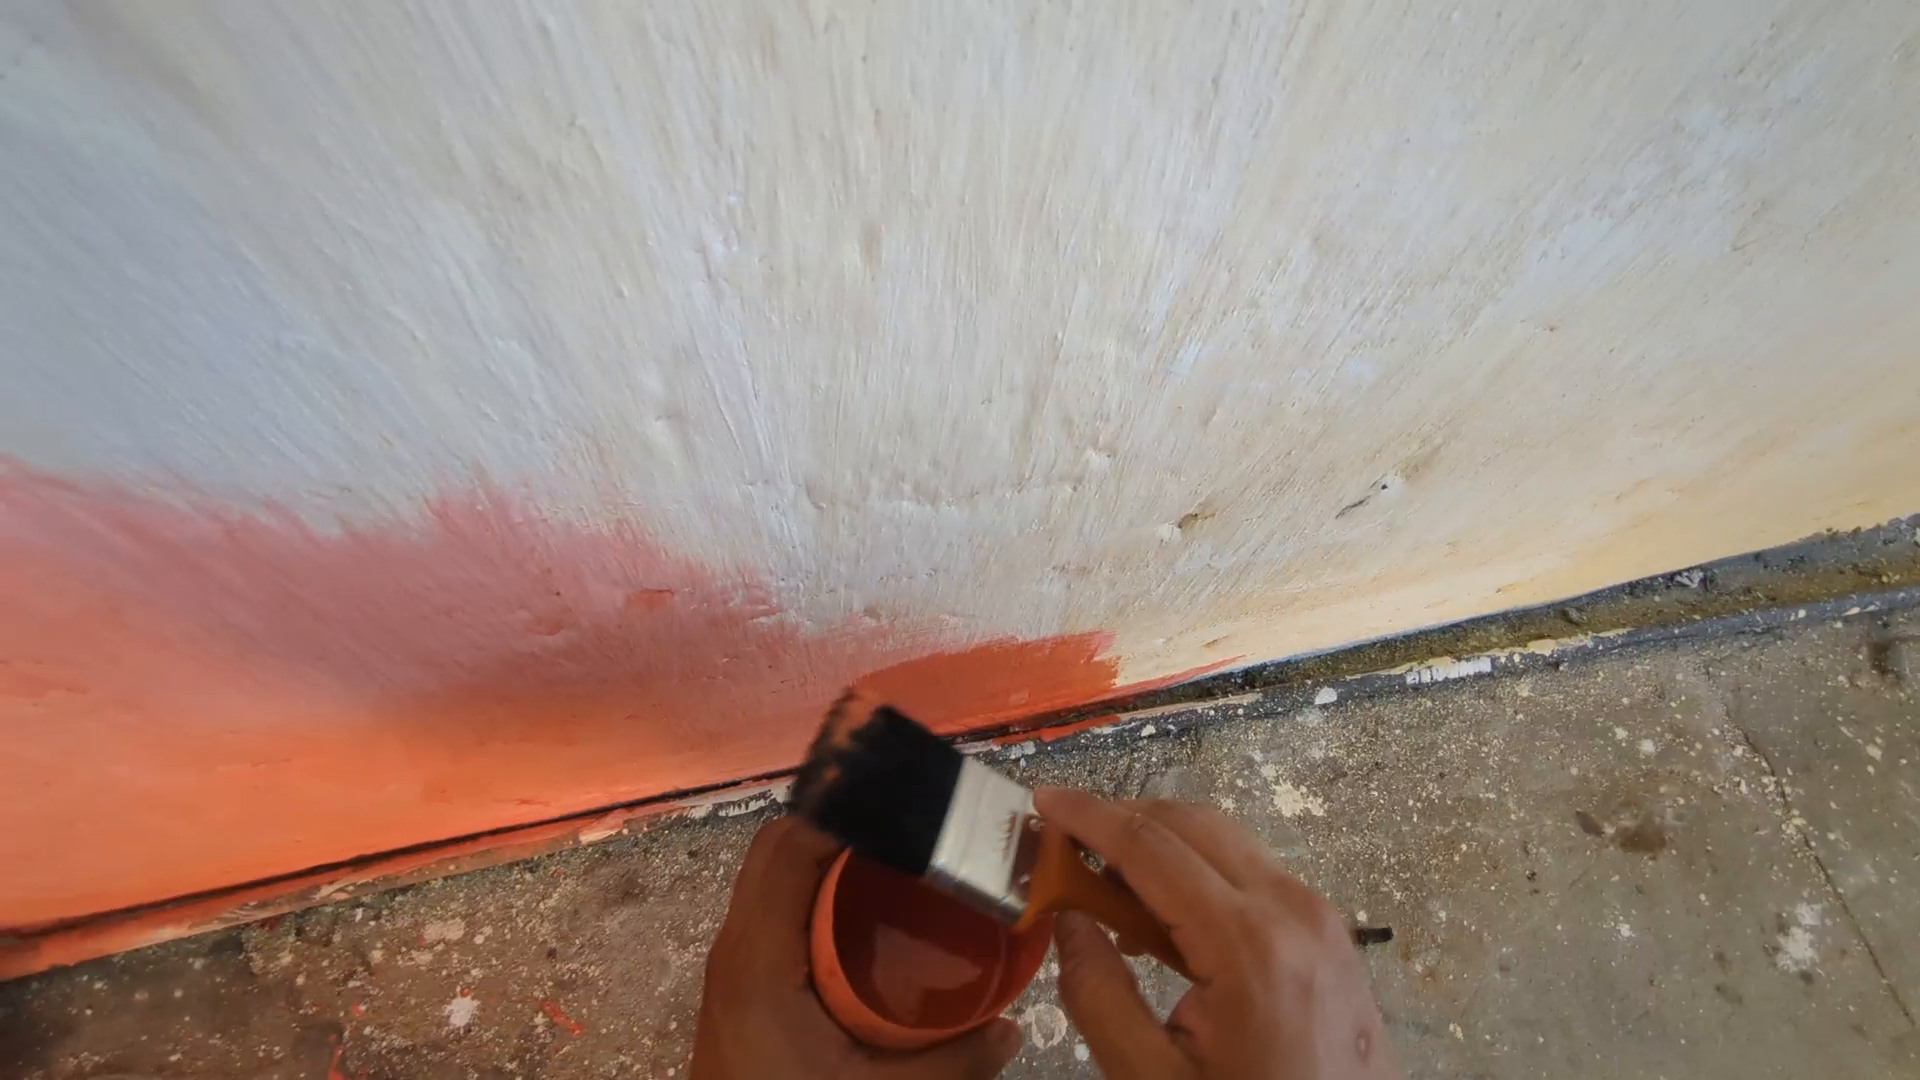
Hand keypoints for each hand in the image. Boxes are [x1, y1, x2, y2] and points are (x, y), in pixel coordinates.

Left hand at [690, 817, 1022, 1079]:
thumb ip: (946, 1066)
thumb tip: (1012, 1028)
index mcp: (758, 958)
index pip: (790, 848)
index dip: (840, 814)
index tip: (898, 809)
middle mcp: (737, 940)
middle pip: (776, 843)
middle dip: (834, 818)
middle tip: (900, 824)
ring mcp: (732, 953)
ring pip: (770, 864)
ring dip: (820, 842)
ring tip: (886, 847)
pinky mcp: (739, 967)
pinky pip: (770, 892)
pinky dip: (808, 873)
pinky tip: (856, 894)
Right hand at [1036, 789, 1402, 1079]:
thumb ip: (1098, 994)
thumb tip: (1067, 916)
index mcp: (1248, 945)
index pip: (1149, 846)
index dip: (1089, 815)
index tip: (1043, 798)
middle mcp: (1291, 907)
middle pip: (1187, 822)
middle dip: (1122, 818)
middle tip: (1068, 845)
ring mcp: (1318, 914)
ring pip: (1221, 835)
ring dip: (1159, 838)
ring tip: (1110, 882)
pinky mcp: (1328, 929)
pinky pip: (1249, 866)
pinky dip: (1196, 864)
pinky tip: (1167, 912)